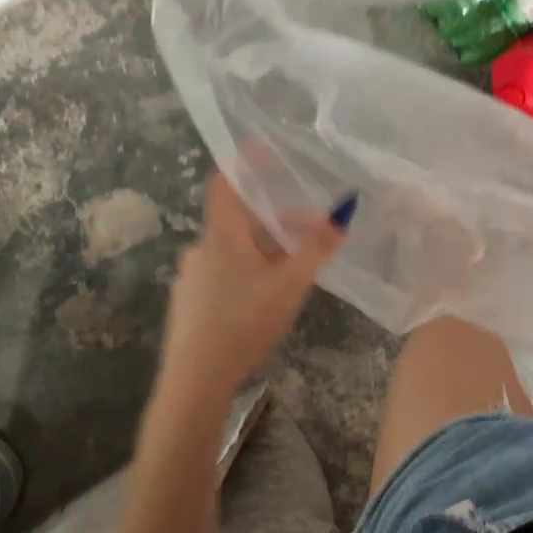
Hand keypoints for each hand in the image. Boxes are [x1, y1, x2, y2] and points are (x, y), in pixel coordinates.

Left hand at [160, 174, 348, 391]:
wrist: (195, 381)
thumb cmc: (243, 322)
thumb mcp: (290, 284)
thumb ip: (317, 248)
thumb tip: (342, 213)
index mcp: (222, 236)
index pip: (225, 184)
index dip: (245, 164)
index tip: (267, 151)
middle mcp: (202, 250)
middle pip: (241, 221)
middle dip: (279, 221)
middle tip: (313, 232)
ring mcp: (192, 279)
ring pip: (235, 251)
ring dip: (267, 251)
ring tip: (297, 274)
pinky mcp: (190, 305)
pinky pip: (225, 274)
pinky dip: (250, 273)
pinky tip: (267, 302)